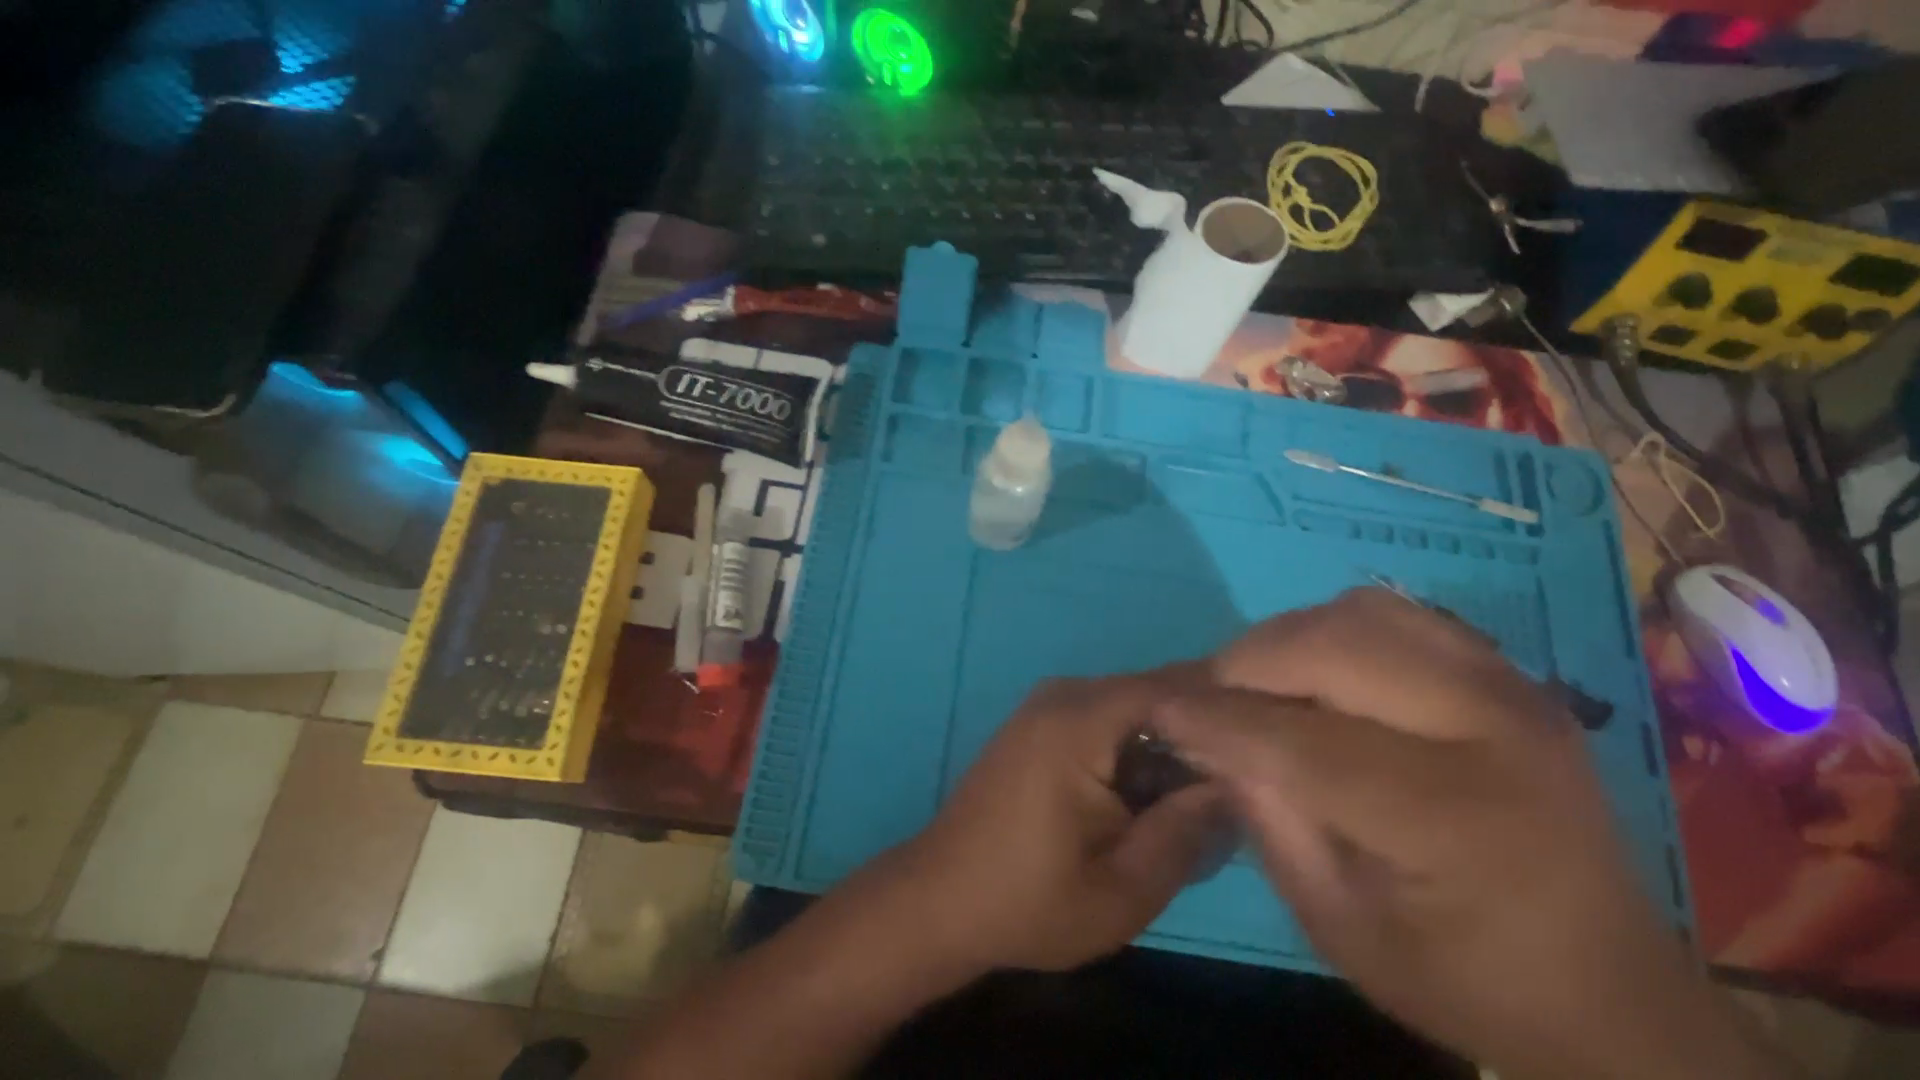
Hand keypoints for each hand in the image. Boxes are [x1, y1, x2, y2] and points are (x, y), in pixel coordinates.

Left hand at [865, 673, 1230, 975]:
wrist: (937, 904)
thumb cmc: (1028, 904)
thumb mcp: (1123, 890)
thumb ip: (1187, 831)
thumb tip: (1243, 783)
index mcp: (1080, 722)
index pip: (1179, 688)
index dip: (1235, 715)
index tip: (1283, 751)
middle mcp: (1064, 696)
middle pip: (1161, 692)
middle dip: (1212, 730)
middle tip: (1262, 779)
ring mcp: (1048, 708)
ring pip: (1140, 708)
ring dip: (1180, 743)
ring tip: (1222, 792)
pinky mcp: (1042, 728)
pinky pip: (1111, 722)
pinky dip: (1146, 749)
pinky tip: (1167, 794)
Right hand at [1156, 588, 1782, 1079]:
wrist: (1607, 987)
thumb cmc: (1467, 979)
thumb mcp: (1343, 928)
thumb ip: (1272, 824)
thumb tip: (1211, 742)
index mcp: (1456, 817)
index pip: (1303, 740)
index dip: (1217, 720)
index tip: (1157, 711)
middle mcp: (1493, 728)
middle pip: (1337, 645)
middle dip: (1247, 663)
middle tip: (1207, 701)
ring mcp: (1513, 687)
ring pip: (1365, 612)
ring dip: (1291, 640)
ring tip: (1260, 688)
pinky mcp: (1513, 675)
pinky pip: (1403, 616)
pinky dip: (1340, 632)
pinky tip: (1322, 680)